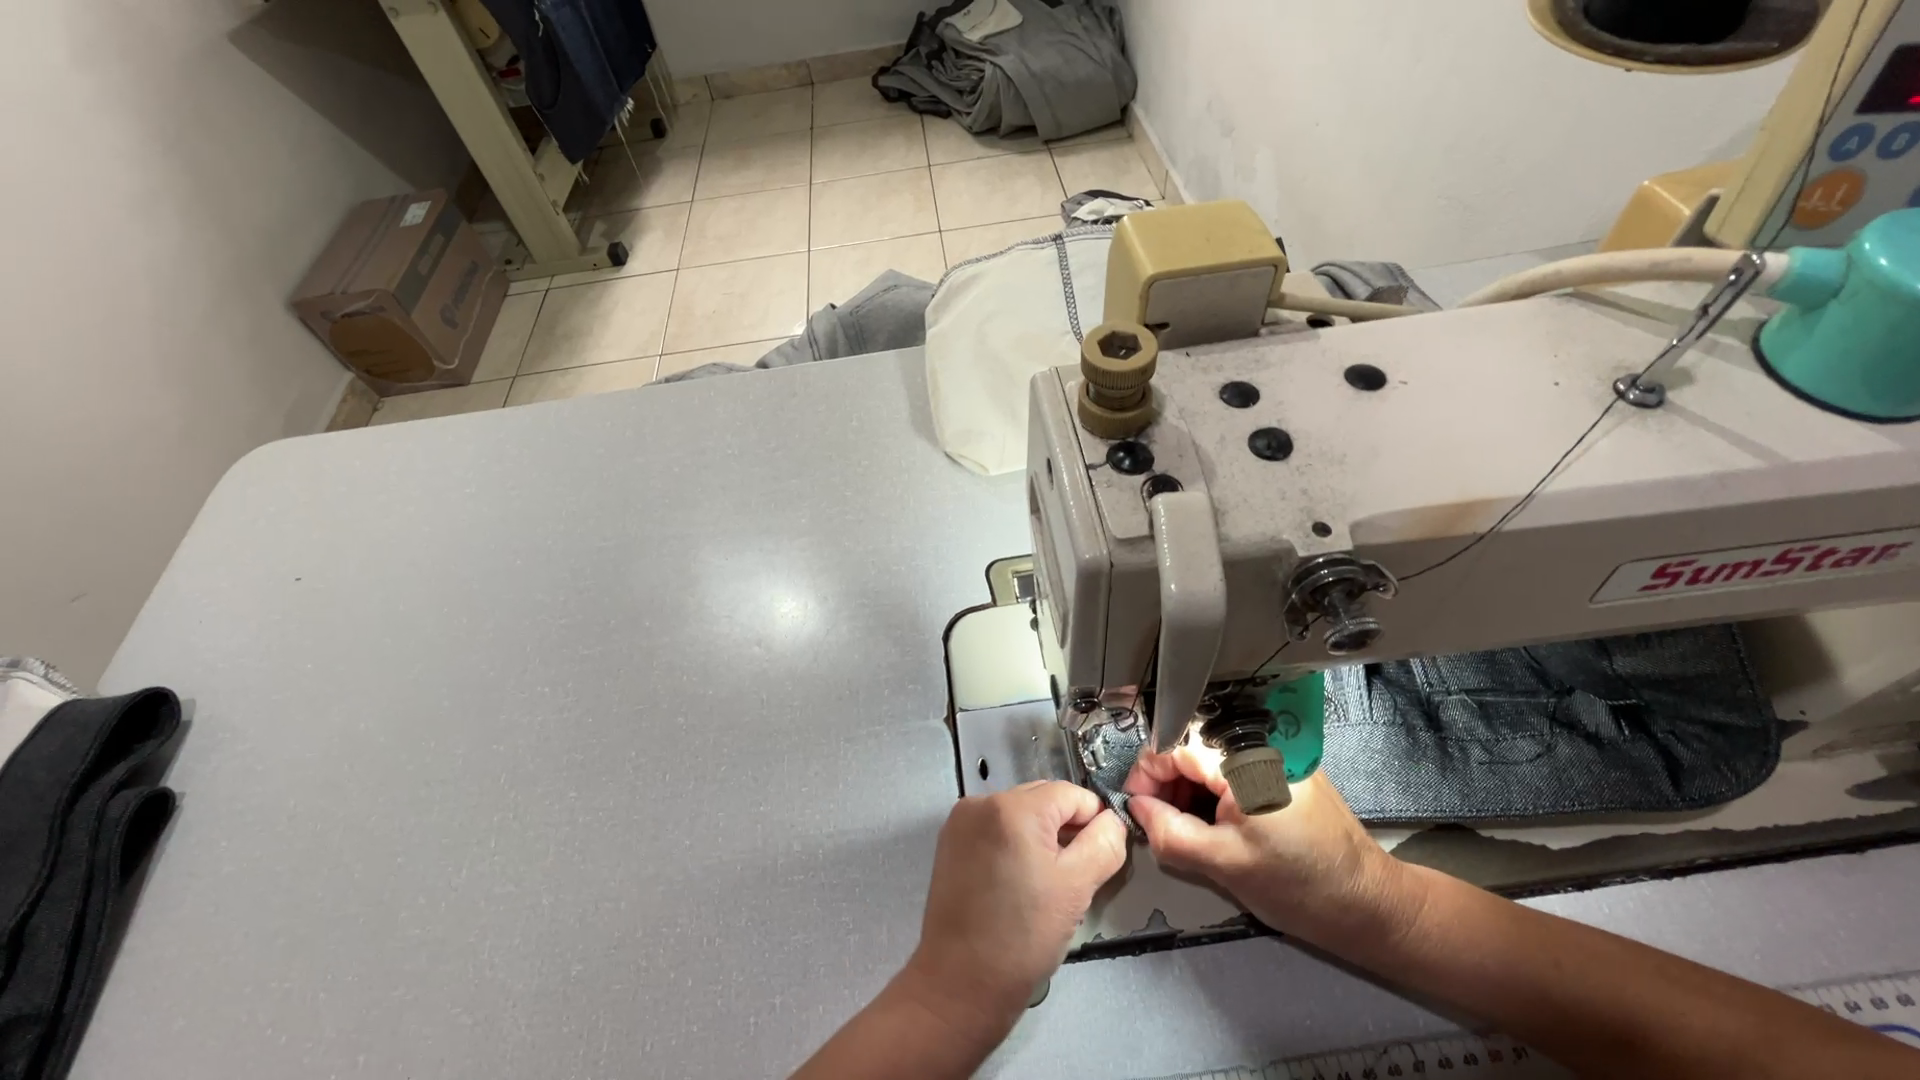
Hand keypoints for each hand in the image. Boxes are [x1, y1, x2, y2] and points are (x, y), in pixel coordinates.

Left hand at [903, 781, 1126, 1025]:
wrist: (960, 984)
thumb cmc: (1021, 938)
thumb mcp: (1077, 888)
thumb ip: (1105, 844)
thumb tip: (1113, 820)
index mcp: (1012, 808)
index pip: (1072, 794)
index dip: (1094, 821)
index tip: (1099, 858)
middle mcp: (981, 803)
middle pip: (1044, 799)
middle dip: (1065, 830)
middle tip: (1072, 877)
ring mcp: (961, 822)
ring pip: (1021, 815)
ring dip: (1040, 839)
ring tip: (1042, 885)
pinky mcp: (950, 843)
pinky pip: (996, 829)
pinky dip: (1014, 846)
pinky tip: (1017, 885)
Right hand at [1124, 745, 1408, 945]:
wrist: (1369, 904)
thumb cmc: (1297, 886)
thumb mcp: (1222, 865)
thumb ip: (1169, 832)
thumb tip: (1136, 808)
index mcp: (1245, 758)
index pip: (1174, 745)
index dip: (1146, 774)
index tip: (1135, 806)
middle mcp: (1263, 742)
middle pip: (1193, 746)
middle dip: (1168, 782)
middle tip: (1158, 822)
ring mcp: (1280, 751)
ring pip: (1213, 756)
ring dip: (1190, 786)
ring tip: (1186, 827)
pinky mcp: (1289, 766)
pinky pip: (1236, 765)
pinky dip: (1216, 789)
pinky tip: (1215, 821)